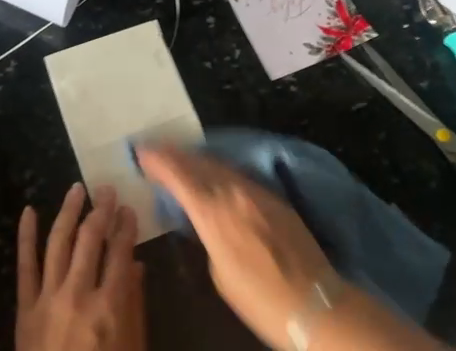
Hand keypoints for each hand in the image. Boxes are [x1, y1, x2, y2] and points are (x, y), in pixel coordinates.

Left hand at [16, 183, 144, 350]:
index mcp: (109, 309)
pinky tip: (29, 211)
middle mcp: (78, 295)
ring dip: (68, 212)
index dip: (125, 227)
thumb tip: (136, 265)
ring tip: (76, 189)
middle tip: (105, 188)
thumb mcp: (131, 348)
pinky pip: (23, 265)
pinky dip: (25, 236)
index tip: (128, 208)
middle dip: (100, 210)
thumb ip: (134, 307)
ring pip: (58, 243)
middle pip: (90, 241)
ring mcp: (48, 299)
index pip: (120, 254)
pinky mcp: (24, 308)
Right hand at [136, 146, 335, 348]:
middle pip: (197, 162)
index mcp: (213, 211)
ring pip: (219, 166)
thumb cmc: (259, 300)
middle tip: (154, 151)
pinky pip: (238, 176)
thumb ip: (206, 235)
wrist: (315, 305)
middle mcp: (233, 191)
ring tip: (179, 159)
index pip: (178, 174)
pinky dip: (218, 171)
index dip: (157, 160)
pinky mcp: (274, 198)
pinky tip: (213, 177)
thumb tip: (202, 220)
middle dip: (173, 155)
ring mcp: (257, 191)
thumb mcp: (218, 271)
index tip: (140, 151)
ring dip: (196, 160)